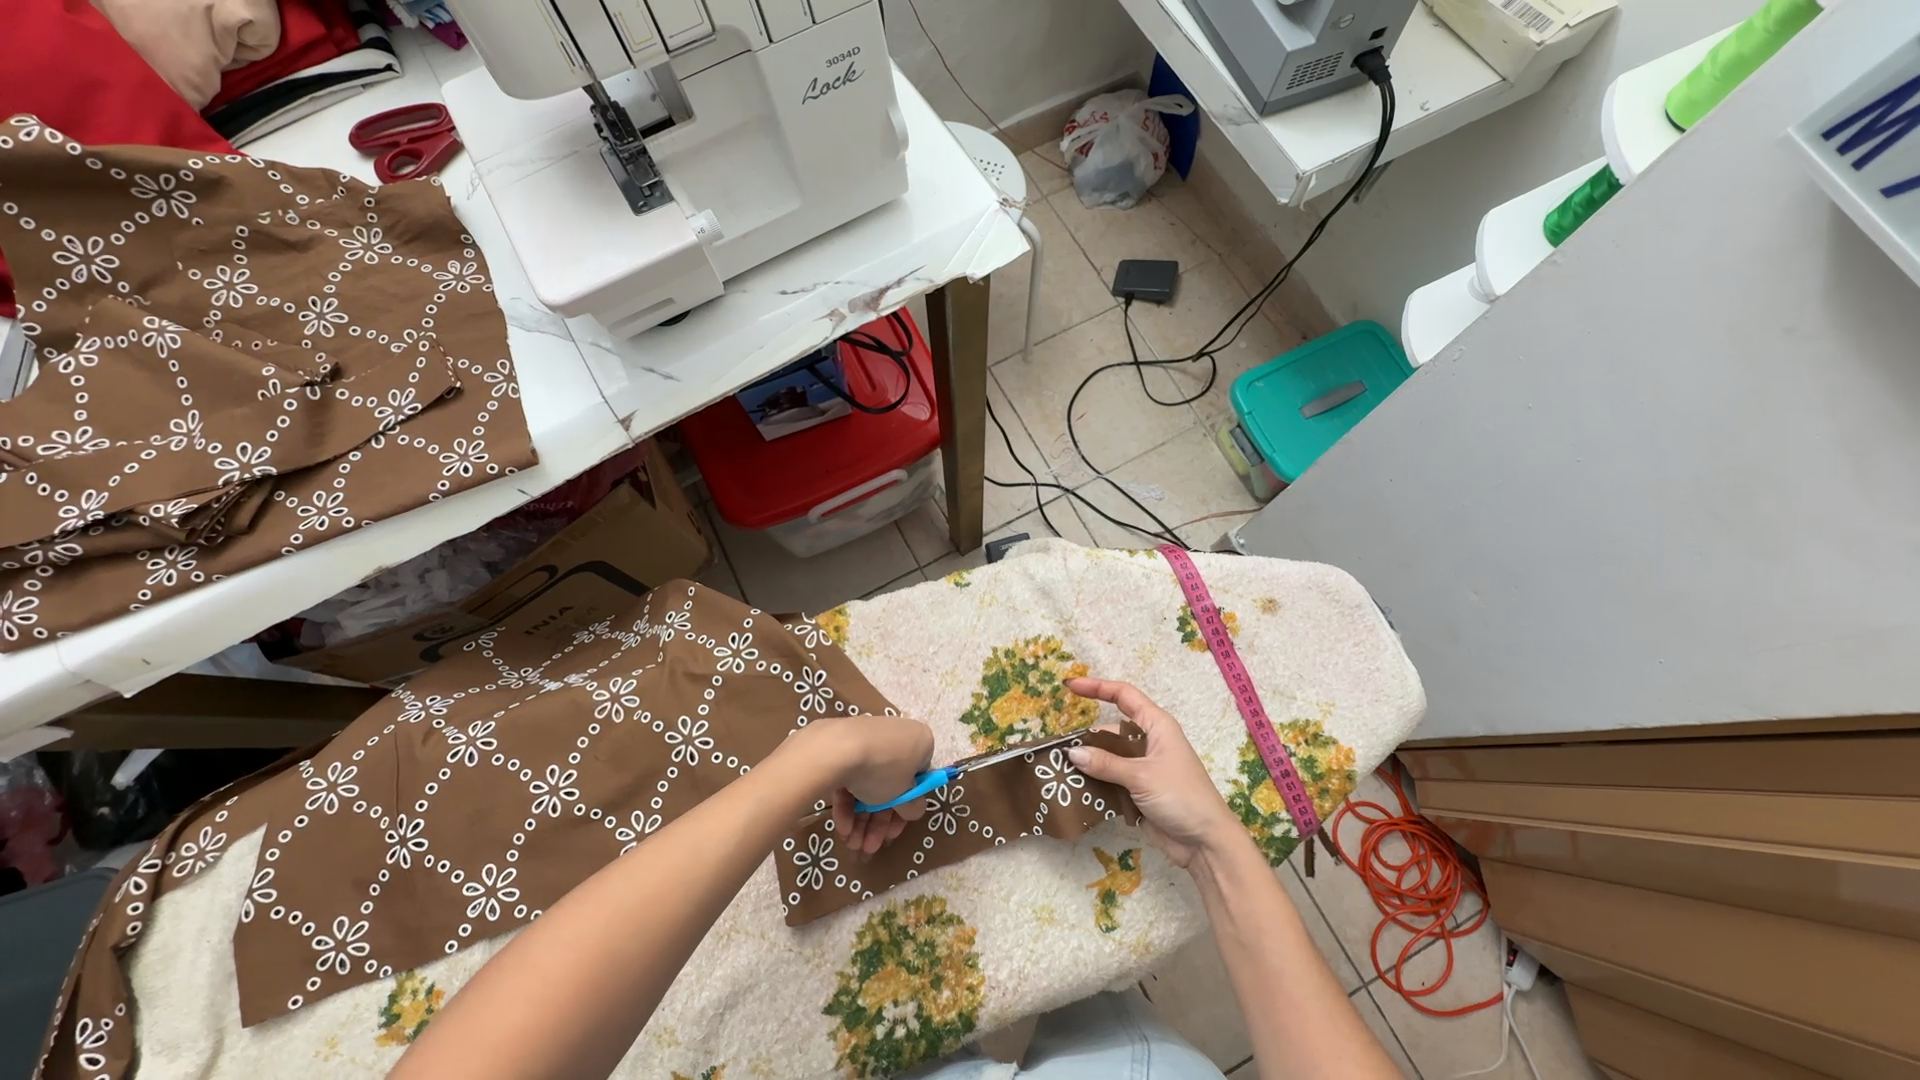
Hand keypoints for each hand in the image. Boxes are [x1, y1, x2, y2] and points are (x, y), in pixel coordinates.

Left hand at [793, 714, 933, 857]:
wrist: (837, 749)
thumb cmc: (883, 770)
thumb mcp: (904, 795)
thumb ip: (914, 806)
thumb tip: (913, 809)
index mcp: (920, 741)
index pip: (917, 780)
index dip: (904, 811)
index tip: (892, 832)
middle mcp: (896, 736)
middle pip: (890, 785)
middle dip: (878, 822)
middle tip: (869, 847)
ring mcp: (867, 739)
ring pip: (868, 783)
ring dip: (861, 819)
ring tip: (852, 844)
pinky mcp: (842, 745)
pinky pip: (851, 775)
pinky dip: (847, 802)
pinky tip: (842, 827)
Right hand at [1065, 677, 1240, 867]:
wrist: (1206, 842)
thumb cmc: (1182, 797)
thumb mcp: (1142, 776)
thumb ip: (1106, 764)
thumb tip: (1072, 752)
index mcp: (1157, 726)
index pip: (1124, 696)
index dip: (1097, 688)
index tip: (1070, 686)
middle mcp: (1149, 742)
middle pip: (1110, 730)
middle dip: (1086, 738)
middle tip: (1059, 749)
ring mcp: (1143, 767)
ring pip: (1108, 757)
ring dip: (1088, 764)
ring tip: (1060, 770)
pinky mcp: (1138, 790)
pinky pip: (1110, 779)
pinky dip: (1095, 783)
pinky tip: (1075, 789)